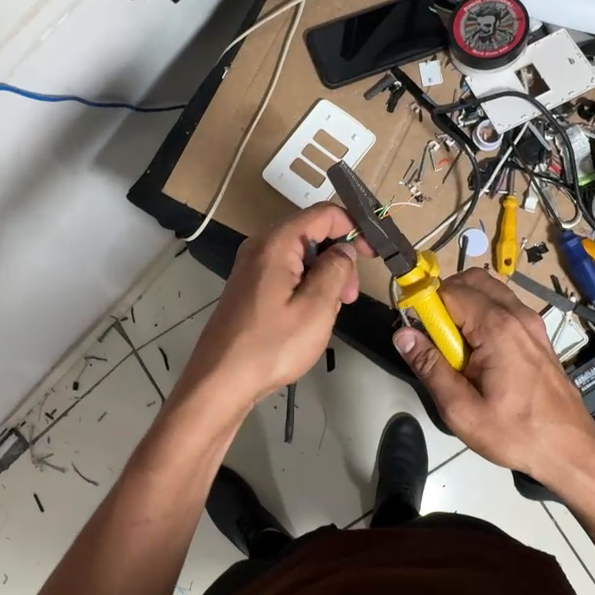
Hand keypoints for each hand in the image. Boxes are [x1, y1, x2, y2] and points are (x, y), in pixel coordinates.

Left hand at [178, 203, 367, 409]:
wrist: (220, 381)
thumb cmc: (271, 346)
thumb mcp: (316, 308)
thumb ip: (336, 270)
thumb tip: (344, 250)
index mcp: (276, 243)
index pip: (323, 213)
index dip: (354, 227)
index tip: (374, 253)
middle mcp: (260, 247)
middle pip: (312, 234)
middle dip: (339, 259)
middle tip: (350, 297)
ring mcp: (251, 268)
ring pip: (301, 257)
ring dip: (325, 278)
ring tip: (329, 314)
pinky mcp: (249, 289)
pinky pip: (287, 275)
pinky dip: (306, 289)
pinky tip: (310, 317)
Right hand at [392, 269, 594, 491]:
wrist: (570, 448)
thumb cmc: (516, 433)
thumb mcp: (461, 409)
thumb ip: (430, 367)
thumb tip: (402, 335)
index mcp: (497, 328)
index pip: (450, 291)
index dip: (426, 306)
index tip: (418, 333)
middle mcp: (517, 315)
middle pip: (471, 280)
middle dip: (443, 300)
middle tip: (434, 338)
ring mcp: (531, 323)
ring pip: (488, 291)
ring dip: (464, 307)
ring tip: (455, 349)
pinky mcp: (536, 335)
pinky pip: (503, 308)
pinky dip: (483, 317)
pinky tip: (478, 355)